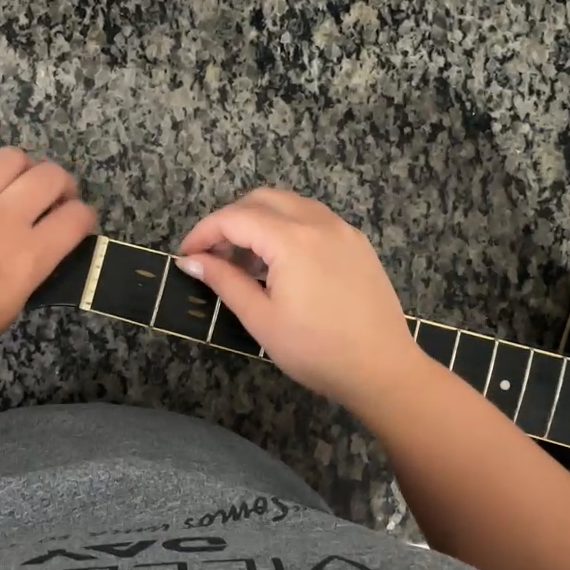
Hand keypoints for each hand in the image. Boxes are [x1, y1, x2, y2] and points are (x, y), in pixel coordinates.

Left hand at [0, 141, 97, 377]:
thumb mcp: (8, 310)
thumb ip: (29, 273)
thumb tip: (37, 249)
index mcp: (28, 258)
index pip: (76, 218)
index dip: (85, 217)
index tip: (77, 222)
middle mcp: (3, 220)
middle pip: (50, 176)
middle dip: (62, 184)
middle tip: (52, 197)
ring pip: (10, 157)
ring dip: (23, 166)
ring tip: (14, 180)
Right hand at [177, 189, 431, 408]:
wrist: (382, 369)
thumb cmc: (316, 350)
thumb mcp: (261, 318)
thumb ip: (224, 281)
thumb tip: (190, 261)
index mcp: (291, 239)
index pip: (234, 218)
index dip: (204, 232)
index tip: (186, 255)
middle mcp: (318, 222)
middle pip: (261, 199)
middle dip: (230, 220)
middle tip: (213, 255)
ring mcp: (342, 230)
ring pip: (289, 204)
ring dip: (258, 221)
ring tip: (244, 261)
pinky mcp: (357, 243)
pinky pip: (313, 218)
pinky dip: (286, 227)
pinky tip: (280, 264)